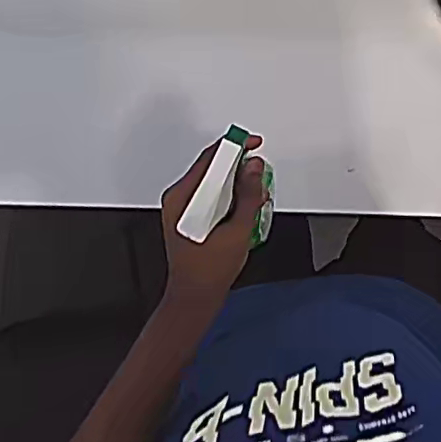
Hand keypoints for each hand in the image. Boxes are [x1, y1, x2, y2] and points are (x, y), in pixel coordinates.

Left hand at [159, 135, 268, 302]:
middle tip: (260, 177)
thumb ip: (248, 194)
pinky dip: (231, 195)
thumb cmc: (209, 270)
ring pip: (215, 180)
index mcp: (183, 197)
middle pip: (213, 168)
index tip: (254, 143)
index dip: (235, 147)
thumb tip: (253, 166)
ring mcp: (183, 206)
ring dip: (238, 184)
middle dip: (240, 169)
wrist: (194, 298)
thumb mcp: (237, 229)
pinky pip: (213, 193)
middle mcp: (179, 198)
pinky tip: (245, 209)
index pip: (210, 158)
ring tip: (255, 199)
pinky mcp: (190, 214)